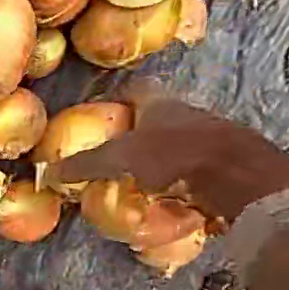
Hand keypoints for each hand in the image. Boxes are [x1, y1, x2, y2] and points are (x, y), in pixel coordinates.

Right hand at [53, 85, 288, 221]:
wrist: (240, 176)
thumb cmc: (174, 156)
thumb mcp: (120, 159)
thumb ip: (86, 165)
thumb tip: (48, 173)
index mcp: (160, 104)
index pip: (134, 90)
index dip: (116, 99)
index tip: (99, 116)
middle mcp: (187, 114)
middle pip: (156, 118)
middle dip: (136, 134)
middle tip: (115, 156)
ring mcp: (211, 137)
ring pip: (177, 143)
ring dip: (160, 159)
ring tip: (140, 182)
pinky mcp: (228, 164)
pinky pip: (196, 169)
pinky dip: (181, 181)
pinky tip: (171, 199)